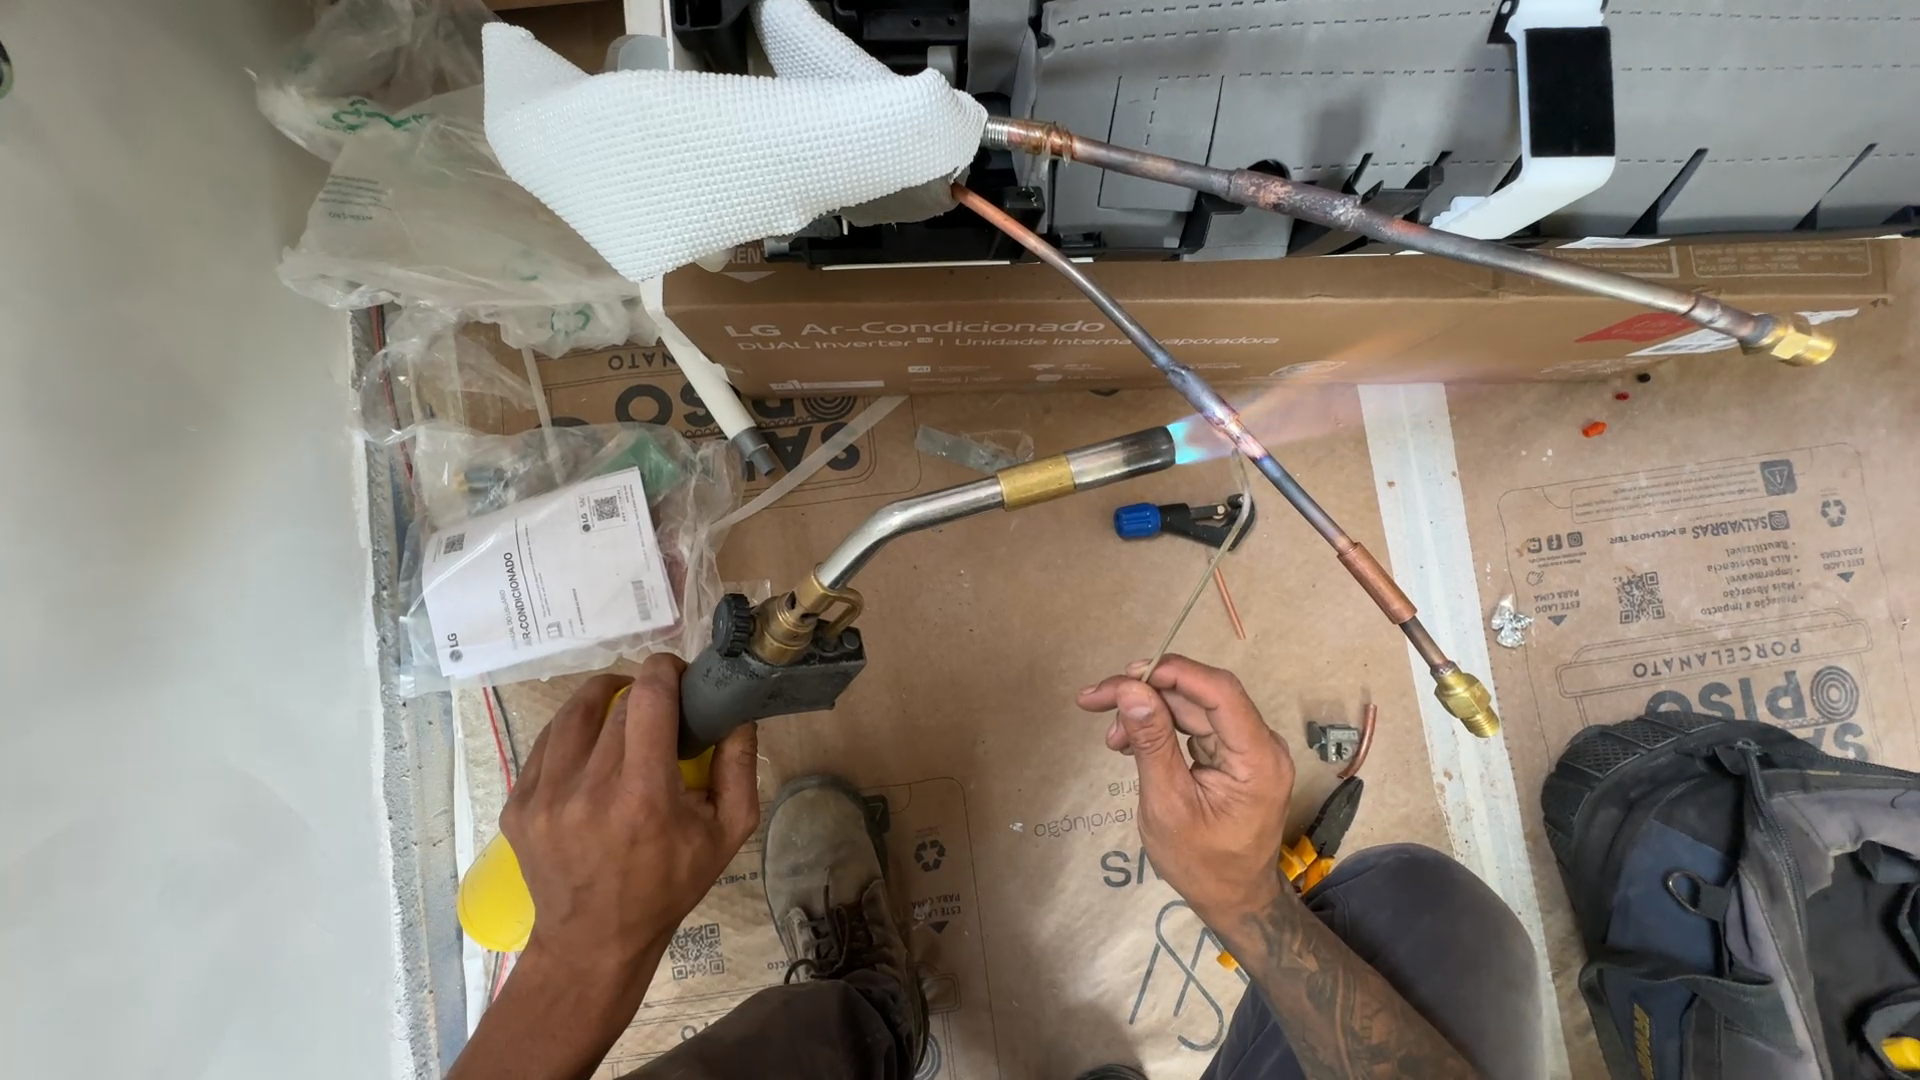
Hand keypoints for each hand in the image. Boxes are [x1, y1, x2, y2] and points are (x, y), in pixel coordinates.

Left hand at [499, 656, 760, 980]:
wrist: (593, 942)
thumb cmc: (669, 885)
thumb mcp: (728, 832)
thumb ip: (740, 767)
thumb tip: (737, 714)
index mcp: (644, 795)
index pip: (648, 698)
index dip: (664, 670)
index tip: (678, 672)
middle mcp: (587, 790)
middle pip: (614, 702)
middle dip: (642, 688)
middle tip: (661, 701)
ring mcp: (543, 798)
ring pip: (572, 712)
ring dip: (602, 698)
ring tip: (622, 707)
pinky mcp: (518, 806)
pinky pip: (546, 743)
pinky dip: (573, 731)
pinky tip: (592, 745)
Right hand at [1077, 654, 1293, 926]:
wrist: (1232, 901)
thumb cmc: (1202, 864)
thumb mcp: (1167, 805)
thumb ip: (1151, 742)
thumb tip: (1130, 689)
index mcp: (1257, 757)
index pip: (1220, 691)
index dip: (1173, 673)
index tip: (1125, 674)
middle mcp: (1260, 743)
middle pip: (1200, 695)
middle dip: (1146, 692)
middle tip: (1095, 700)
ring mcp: (1247, 748)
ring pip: (1192, 707)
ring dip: (1147, 712)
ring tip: (1110, 736)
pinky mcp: (1232, 754)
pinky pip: (1193, 725)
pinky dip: (1159, 727)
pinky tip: (1129, 741)